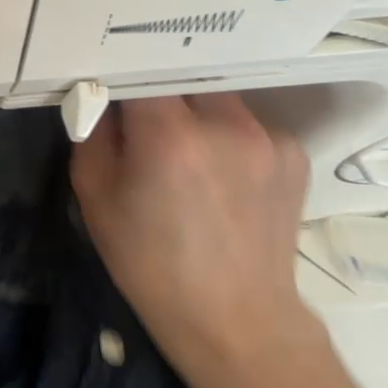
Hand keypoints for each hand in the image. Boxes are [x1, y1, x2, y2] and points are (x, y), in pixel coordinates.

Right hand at [71, 95, 318, 385]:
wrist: (232, 315)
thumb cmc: (146, 259)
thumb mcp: (93, 193)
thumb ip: (94, 134)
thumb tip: (100, 100)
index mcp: (171, 136)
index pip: (140, 73)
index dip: (118, 77)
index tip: (102, 88)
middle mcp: (228, 127)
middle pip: (184, 77)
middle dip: (156, 92)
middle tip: (135, 118)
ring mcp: (270, 139)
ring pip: (217, 98)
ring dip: (191, 111)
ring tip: (177, 149)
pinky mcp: (294, 155)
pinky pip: (246, 124)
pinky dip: (223, 134)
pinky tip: (214, 170)